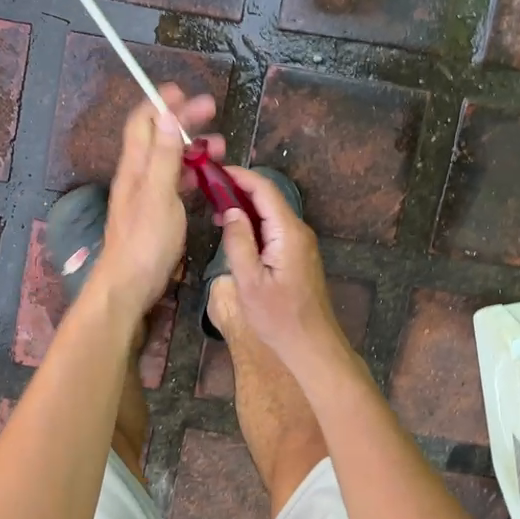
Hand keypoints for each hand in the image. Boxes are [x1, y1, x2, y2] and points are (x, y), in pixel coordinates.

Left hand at [91, 84, 218, 315]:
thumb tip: (167, 112)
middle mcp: (137, 175)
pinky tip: (208, 178)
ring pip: (168, 159)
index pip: (142, 122)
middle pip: (158, 136)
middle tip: (212, 110)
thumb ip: (163, 155)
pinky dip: (192, 173)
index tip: (183, 90)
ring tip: (220, 145)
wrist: (128, 287)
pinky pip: (175, 182)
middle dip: (183, 120)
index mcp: (135, 166)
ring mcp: (146, 194)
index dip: (159, 102)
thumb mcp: (158, 194)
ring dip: (191, 146)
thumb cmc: (144, 241)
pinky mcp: (155, 213)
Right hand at [213, 168, 349, 373]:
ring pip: (270, 213)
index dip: (238, 176)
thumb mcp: (249, 281)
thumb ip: (238, 242)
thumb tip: (230, 210)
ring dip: (244, 208)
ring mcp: (301, 243)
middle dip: (238, 190)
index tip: (212, 172)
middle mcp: (298, 231)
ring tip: (215, 212)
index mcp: (287, 232)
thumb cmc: (279, 318)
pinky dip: (254, 224)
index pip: (263, 189)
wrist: (313, 346)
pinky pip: (274, 228)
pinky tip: (235, 233)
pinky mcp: (298, 255)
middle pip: (268, 198)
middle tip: (207, 192)